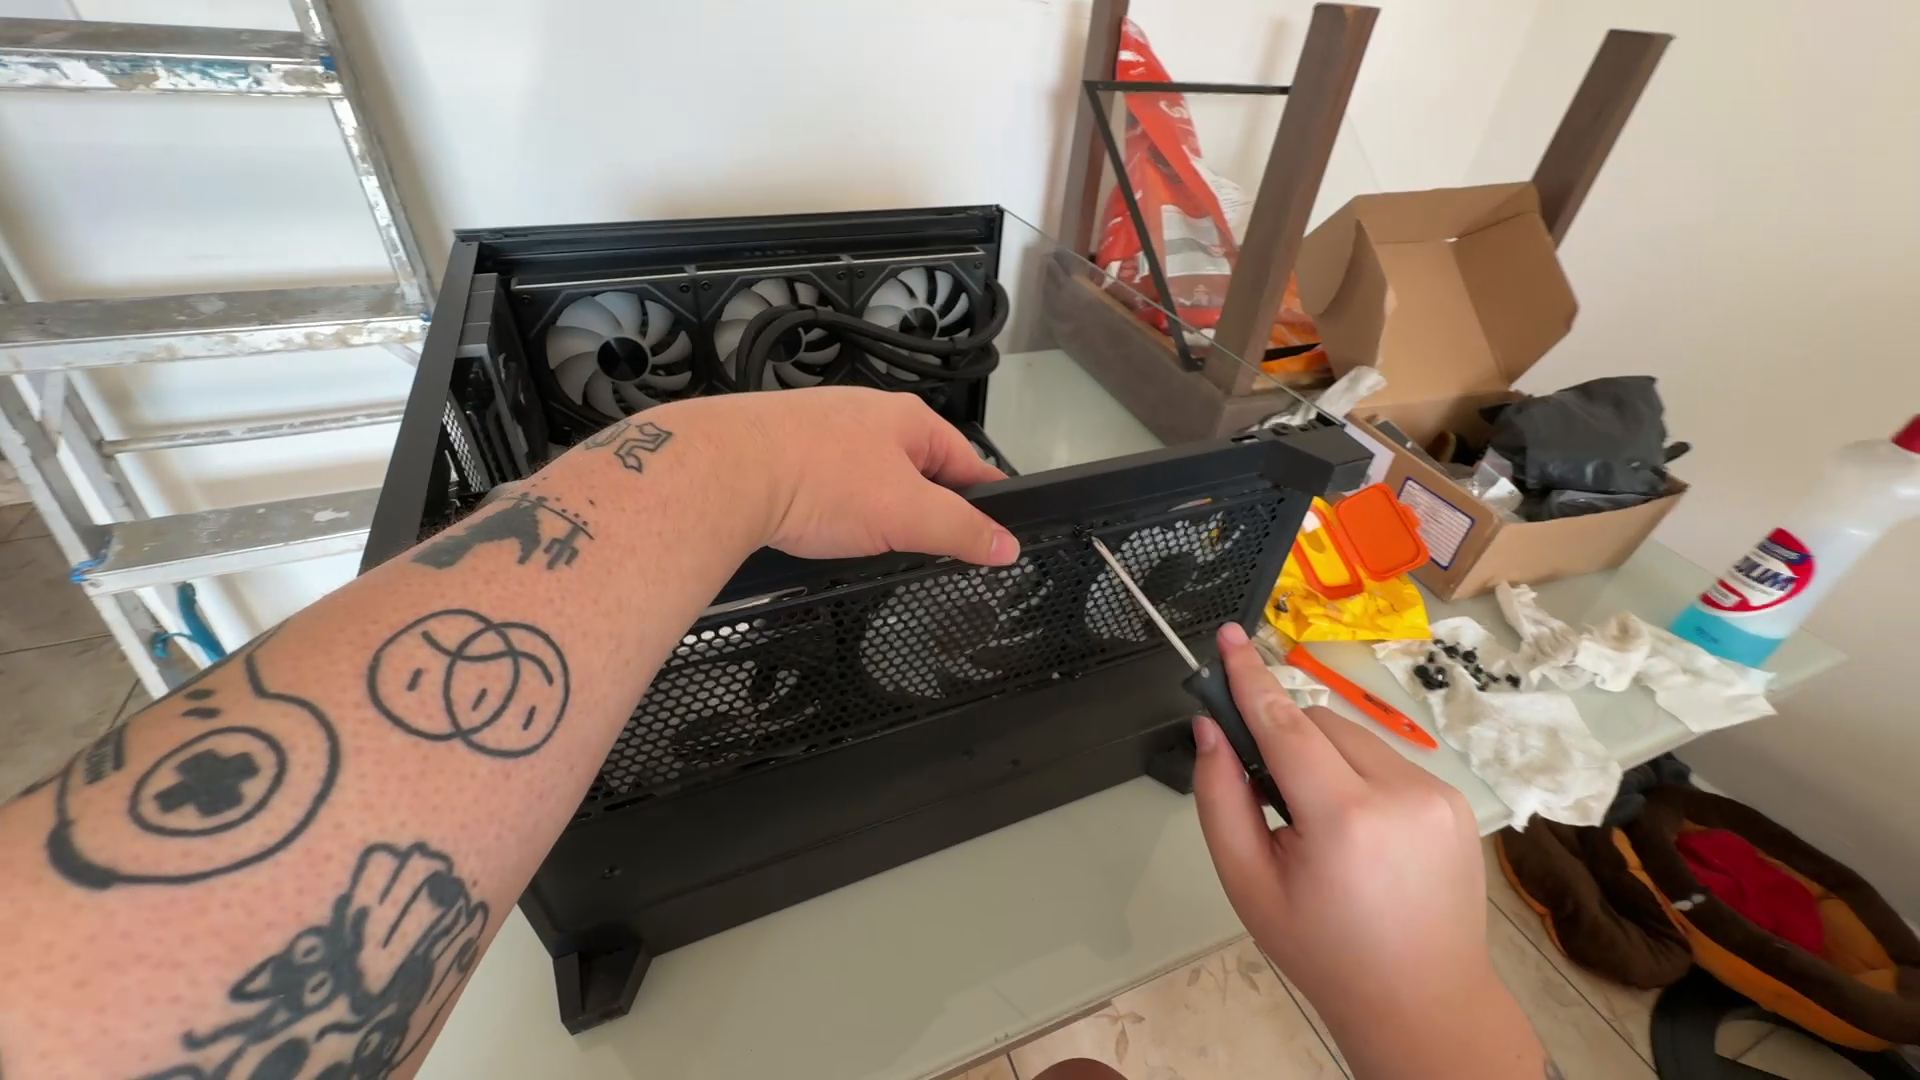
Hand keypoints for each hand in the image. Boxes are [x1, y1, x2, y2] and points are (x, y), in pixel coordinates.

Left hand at [676, 387, 1019, 564]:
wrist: (725, 471)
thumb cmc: (827, 484)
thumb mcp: (908, 514)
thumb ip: (962, 530)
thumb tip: (1009, 546)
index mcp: (910, 420)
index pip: (968, 462)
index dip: (986, 500)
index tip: (998, 532)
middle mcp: (869, 413)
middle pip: (919, 468)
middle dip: (929, 507)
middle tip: (933, 548)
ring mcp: (823, 426)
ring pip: (872, 474)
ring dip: (882, 507)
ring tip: (879, 542)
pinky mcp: (785, 446)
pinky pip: (831, 479)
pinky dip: (840, 504)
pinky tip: (829, 525)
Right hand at [1192, 623, 1544, 1078]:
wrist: (1425, 1004)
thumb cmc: (1323, 949)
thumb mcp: (1246, 881)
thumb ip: (1219, 796)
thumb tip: (1210, 729)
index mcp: (1345, 819)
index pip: (1285, 723)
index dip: (1250, 675)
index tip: (1228, 633)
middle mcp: (1402, 793)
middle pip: (1318, 723)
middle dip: (1283, 738)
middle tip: (1266, 790)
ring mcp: (1437, 795)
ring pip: (1350, 736)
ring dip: (1318, 754)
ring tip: (1314, 818)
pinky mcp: (1452, 800)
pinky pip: (1381, 756)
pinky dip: (1351, 771)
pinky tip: (1351, 823)